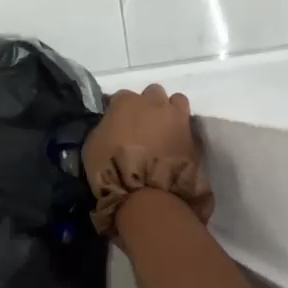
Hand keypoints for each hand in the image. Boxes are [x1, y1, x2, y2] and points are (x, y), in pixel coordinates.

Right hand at [85, 84, 213, 232]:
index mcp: (125, 101)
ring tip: (165, 132)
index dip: (119, 111)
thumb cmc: (113, 167)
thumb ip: (105, 128)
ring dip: (170, 113)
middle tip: (144, 127)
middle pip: (153, 94)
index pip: (121, 97)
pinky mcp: (194, 137)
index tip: (117, 126)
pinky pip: (189, 127)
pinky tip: (175, 148)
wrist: (148, 193)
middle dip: (149, 106)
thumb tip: (112, 127)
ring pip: (177, 102)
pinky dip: (182, 134)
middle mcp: (153, 102)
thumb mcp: (93, 145)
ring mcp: (177, 117)